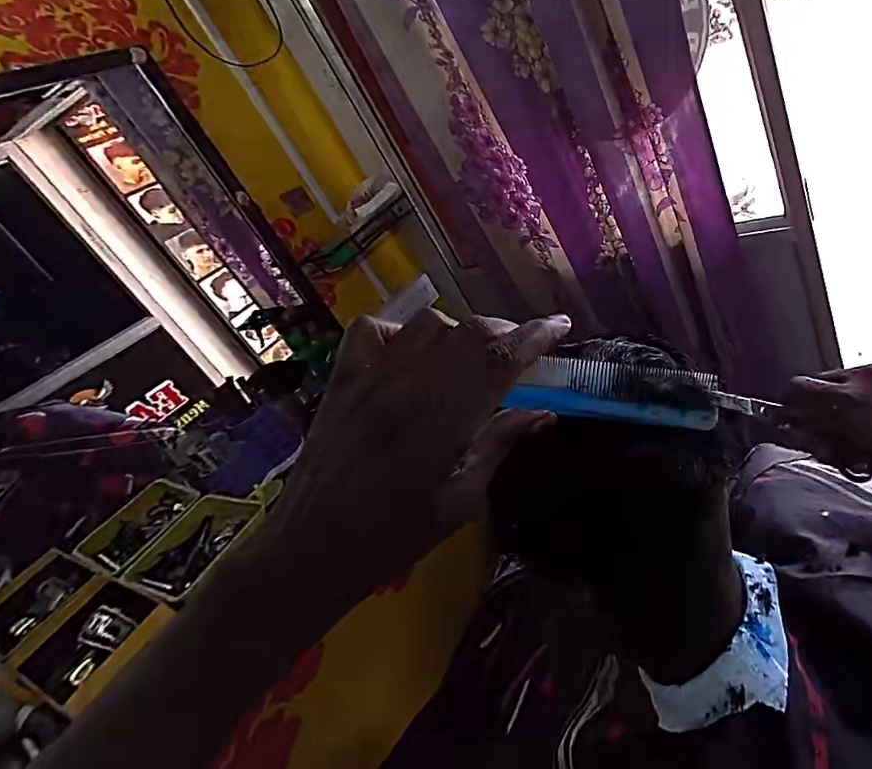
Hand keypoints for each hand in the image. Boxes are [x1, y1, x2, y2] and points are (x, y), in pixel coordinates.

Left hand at [245, 309, 570, 592]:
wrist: (310, 549)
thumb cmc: (394, 536)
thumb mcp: (462, 500)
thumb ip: (501, 446)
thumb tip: (544, 414)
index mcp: (445, 419)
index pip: (502, 358)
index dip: (537, 335)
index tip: (561, 324)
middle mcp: (410, 384)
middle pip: (471, 332)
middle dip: (505, 332)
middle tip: (520, 349)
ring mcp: (372, 374)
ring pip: (430, 324)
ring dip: (460, 331)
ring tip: (469, 355)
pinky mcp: (343, 375)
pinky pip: (375, 329)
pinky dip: (401, 330)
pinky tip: (412, 352)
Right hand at [780, 359, 871, 586]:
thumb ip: (848, 449)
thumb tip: (833, 441)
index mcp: (853, 403)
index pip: (799, 392)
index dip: (795, 413)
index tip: (804, 431)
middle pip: (828, 380)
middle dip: (827, 407)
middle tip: (844, 440)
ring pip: (865, 375)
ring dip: (862, 398)